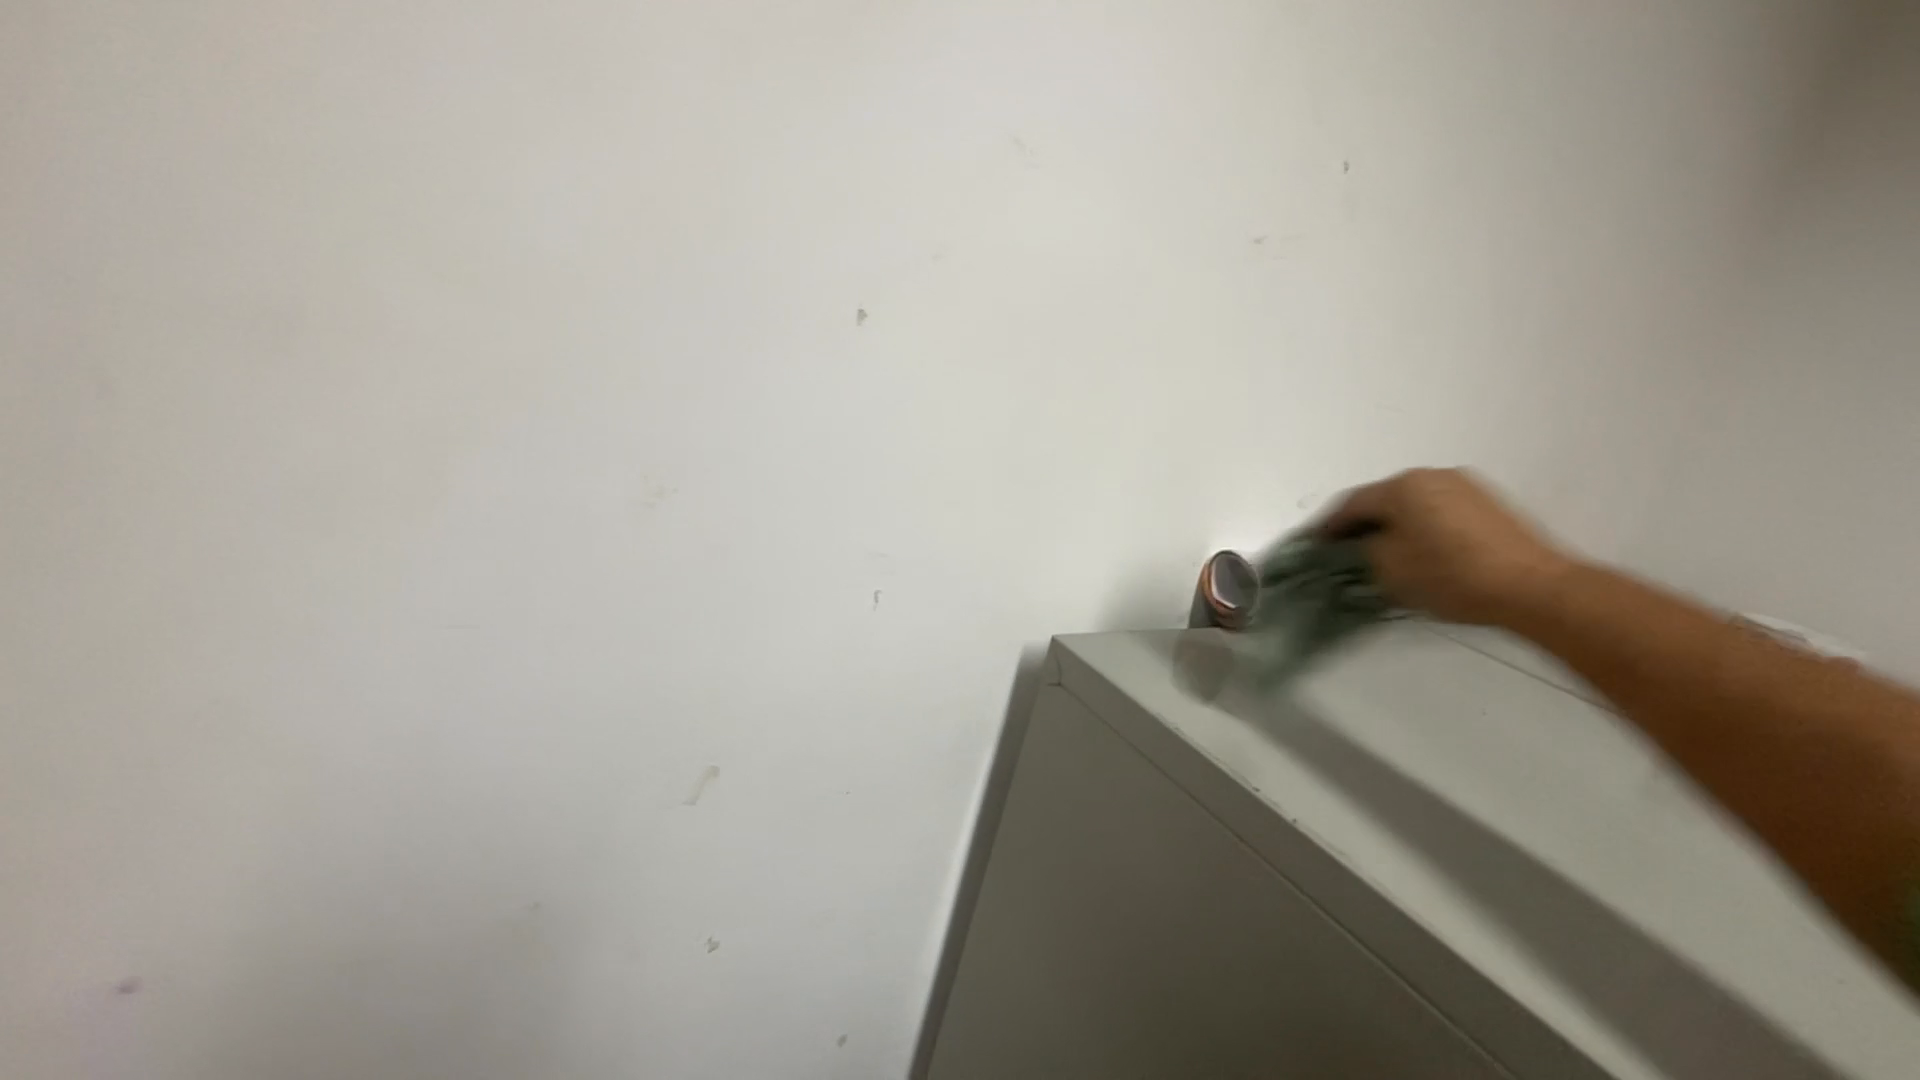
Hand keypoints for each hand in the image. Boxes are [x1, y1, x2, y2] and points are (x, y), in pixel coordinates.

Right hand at [1317, 468, 1576, 625]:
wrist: (1532, 588)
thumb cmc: (1450, 576)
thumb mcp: (1388, 569)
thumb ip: (1362, 552)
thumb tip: (1360, 546)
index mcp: (1402, 486)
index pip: (1350, 505)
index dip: (1328, 528)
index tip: (1313, 548)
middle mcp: (1431, 476)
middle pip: (1383, 500)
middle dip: (1361, 526)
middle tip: (1345, 554)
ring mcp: (1465, 487)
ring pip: (1413, 506)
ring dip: (1393, 527)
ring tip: (1383, 556)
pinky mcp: (1488, 506)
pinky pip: (1439, 512)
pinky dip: (1421, 529)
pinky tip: (1420, 554)